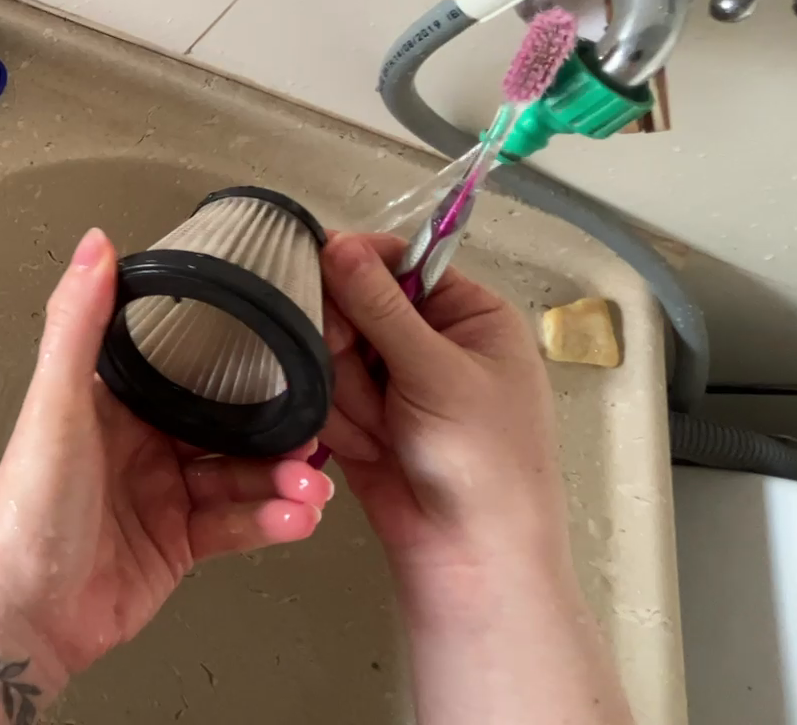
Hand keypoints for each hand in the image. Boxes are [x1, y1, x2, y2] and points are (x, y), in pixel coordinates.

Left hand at [0, 228, 332, 682]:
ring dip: (280, 476)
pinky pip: (235, 522)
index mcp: (110, 397)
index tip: (279, 349)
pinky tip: (294, 517)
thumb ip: (79, 322)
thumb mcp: (58, 402)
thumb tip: (96, 244)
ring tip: (310, 484)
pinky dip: (269, 518)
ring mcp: (160, 490)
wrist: (27, 610)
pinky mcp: (178, 540)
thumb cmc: (28, 500)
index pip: (178, 363)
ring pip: (236, 471)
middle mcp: (137, 439)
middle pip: (219, 420)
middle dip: (271, 425)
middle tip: (313, 427)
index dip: (229, 356)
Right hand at [316, 232, 570, 586]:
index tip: (320, 282)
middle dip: (348, 347)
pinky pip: (317, 385)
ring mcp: (386, 372)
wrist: (464, 555)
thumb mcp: (436, 374)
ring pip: (325, 346)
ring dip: (346, 392)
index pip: (394, 258)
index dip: (353, 265)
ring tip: (382, 430)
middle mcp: (422, 334)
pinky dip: (336, 418)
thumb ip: (380, 306)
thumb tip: (336, 241)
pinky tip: (368, 447)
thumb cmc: (479, 458)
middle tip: (366, 379)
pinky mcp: (355, 404)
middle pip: (347, 302)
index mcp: (464, 312)